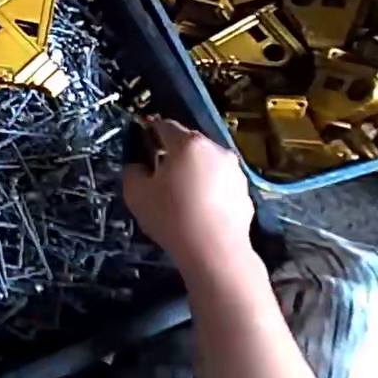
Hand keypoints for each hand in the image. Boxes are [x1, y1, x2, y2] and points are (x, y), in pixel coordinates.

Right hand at [122, 118, 258, 284]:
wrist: (215, 252)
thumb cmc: (171, 216)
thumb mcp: (135, 193)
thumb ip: (132, 171)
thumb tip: (139, 167)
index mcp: (188, 144)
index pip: (164, 125)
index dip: (150, 131)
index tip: (141, 144)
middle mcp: (215, 150)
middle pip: (188, 143)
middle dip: (173, 153)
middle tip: (158, 174)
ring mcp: (235, 171)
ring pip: (207, 163)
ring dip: (193, 171)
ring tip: (181, 195)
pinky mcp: (245, 192)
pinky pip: (221, 183)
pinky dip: (209, 189)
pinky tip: (200, 210)